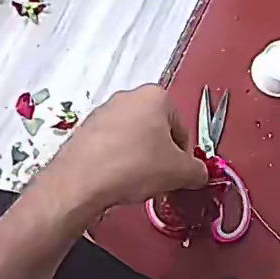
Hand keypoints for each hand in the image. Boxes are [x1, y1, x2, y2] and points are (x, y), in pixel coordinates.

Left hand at [36, 85, 207, 218]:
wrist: (82, 181)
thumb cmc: (134, 166)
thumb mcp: (180, 173)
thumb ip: (198, 171)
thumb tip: (198, 174)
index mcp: (156, 96)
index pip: (181, 129)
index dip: (184, 156)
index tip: (179, 174)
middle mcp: (128, 97)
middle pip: (157, 131)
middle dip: (161, 155)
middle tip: (160, 179)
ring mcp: (104, 112)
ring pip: (134, 138)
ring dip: (140, 158)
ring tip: (137, 182)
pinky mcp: (85, 129)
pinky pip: (111, 145)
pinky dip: (118, 160)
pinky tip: (117, 179)